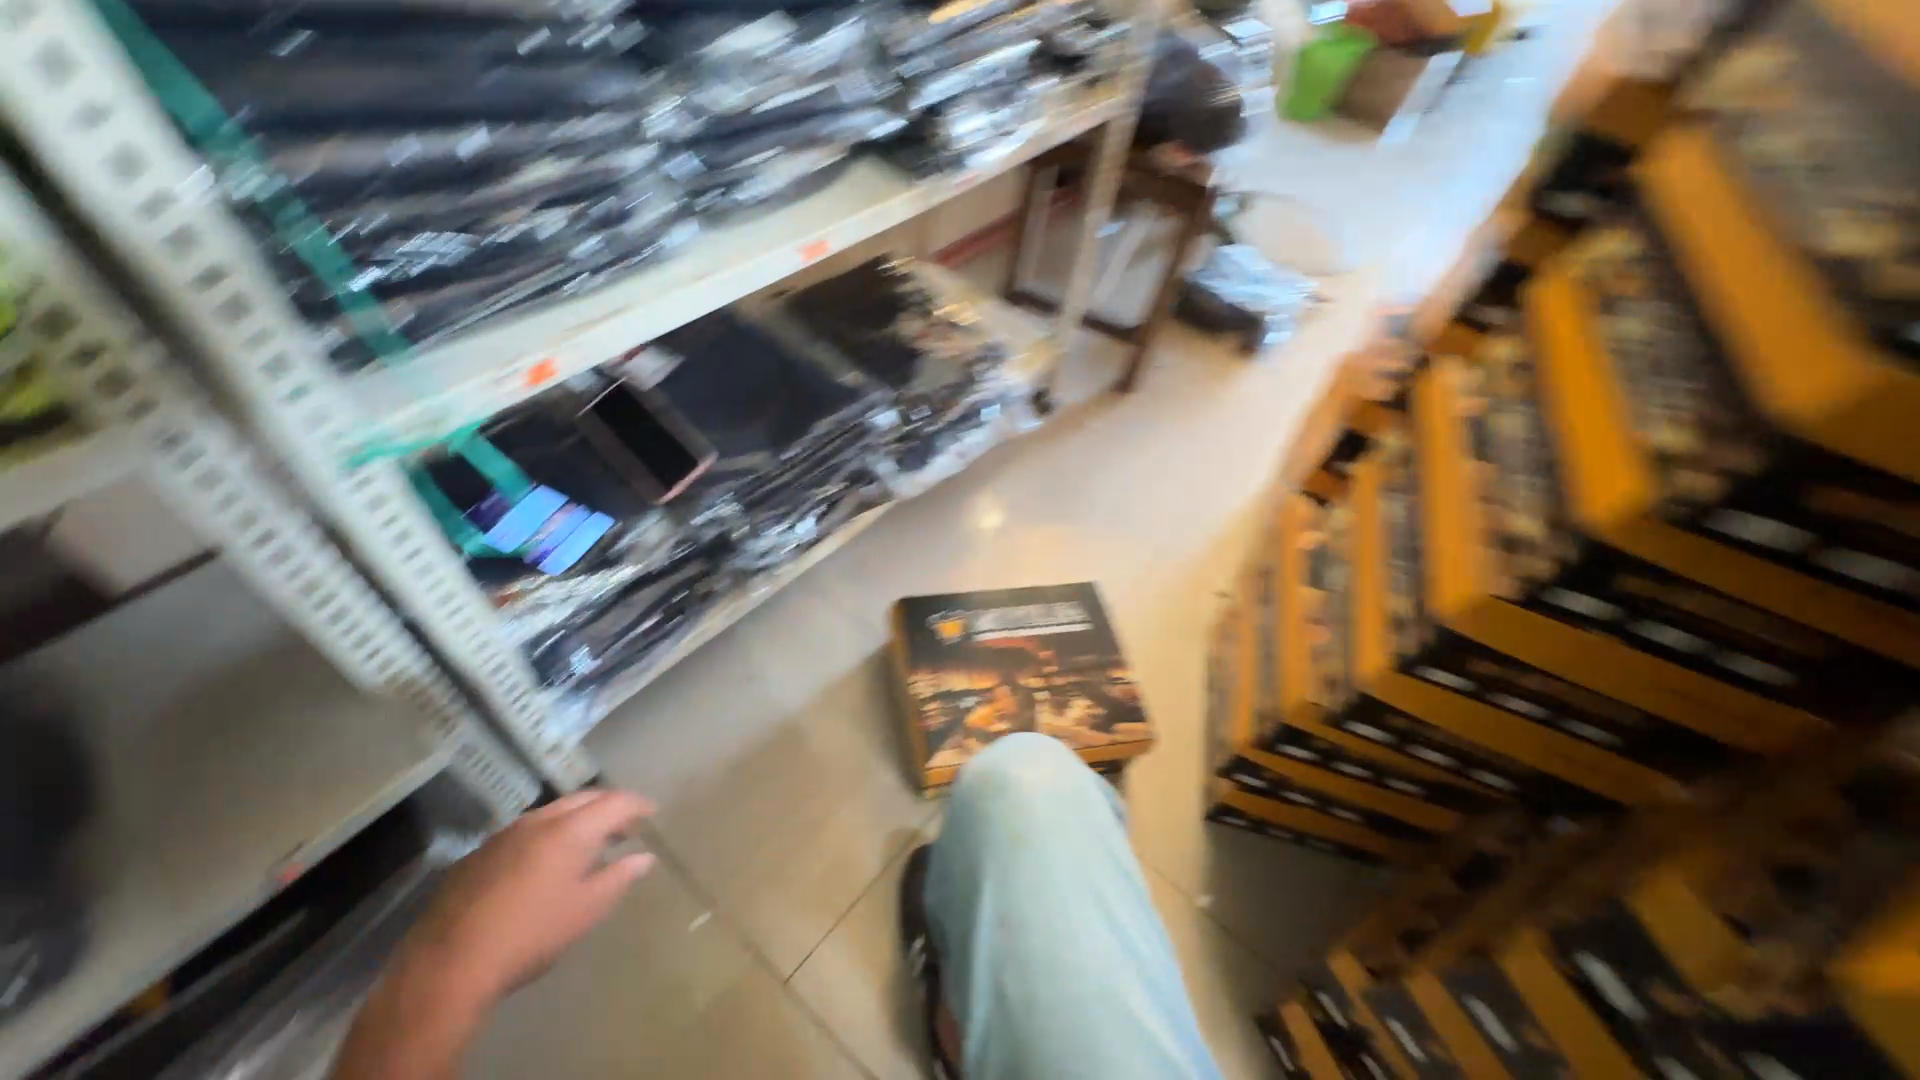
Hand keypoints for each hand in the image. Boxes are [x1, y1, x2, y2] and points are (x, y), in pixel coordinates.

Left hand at [397, 789, 656, 1009]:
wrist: (449, 963)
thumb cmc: (531, 934)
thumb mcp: (587, 910)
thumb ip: (619, 877)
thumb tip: (643, 857)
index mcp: (570, 830)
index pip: (614, 802)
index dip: (637, 805)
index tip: (652, 813)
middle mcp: (538, 821)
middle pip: (582, 799)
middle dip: (608, 807)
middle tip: (625, 827)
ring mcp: (503, 835)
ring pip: (550, 813)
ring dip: (576, 820)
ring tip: (588, 844)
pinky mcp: (478, 854)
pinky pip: (524, 832)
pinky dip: (547, 835)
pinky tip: (544, 865)